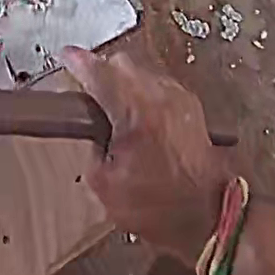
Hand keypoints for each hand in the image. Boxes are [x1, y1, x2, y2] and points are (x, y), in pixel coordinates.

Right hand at [62, 45, 229, 264]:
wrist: (208, 219)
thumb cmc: (156, 206)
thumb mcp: (104, 184)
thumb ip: (90, 146)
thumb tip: (90, 128)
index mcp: (135, 112)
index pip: (99, 72)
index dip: (77, 62)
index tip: (66, 56)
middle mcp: (159, 96)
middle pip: (121, 63)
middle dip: (101, 72)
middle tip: (88, 93)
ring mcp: (178, 98)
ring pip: (140, 71)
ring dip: (123, 82)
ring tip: (114, 110)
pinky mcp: (190, 106)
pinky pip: (158, 84)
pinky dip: (142, 92)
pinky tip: (137, 116)